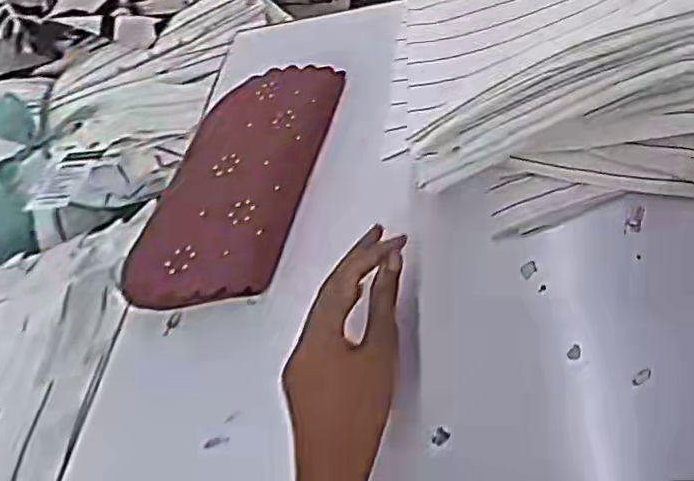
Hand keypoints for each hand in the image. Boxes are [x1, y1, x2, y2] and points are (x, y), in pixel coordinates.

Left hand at [283, 225, 405, 480]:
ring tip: (371, 258)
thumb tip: (389, 267)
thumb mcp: (381, 350)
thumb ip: (385, 302)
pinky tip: (354, 299)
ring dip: (350, 279)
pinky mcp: (305, 374)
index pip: (344, 279)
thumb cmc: (356, 418)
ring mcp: (301, 362)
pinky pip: (322, 323)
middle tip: (379, 235)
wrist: (335, 465)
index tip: (393, 239)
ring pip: (324, 305)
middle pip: (330, 289)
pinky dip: (342, 303)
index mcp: (317, 336)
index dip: (370, 253)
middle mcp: (302, 346)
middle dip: (357, 258)